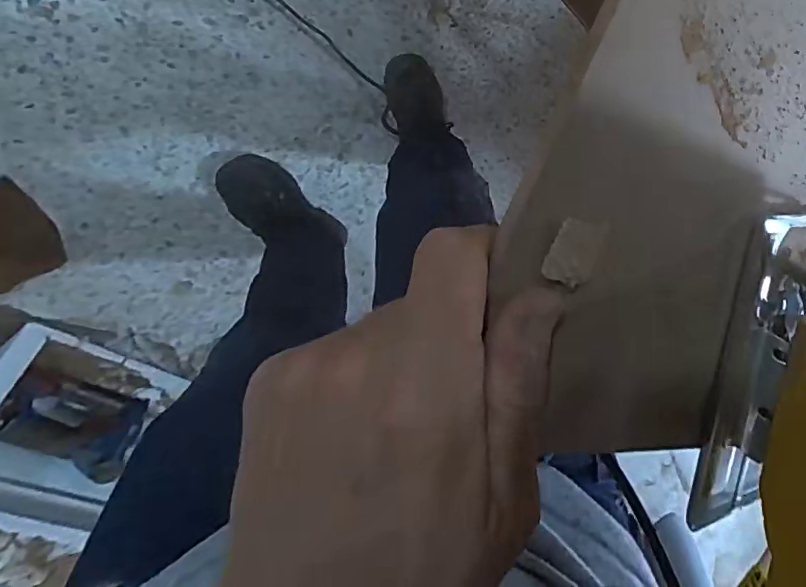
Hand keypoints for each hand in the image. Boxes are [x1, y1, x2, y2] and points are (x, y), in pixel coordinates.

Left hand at [221, 225, 565, 586]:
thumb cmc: (428, 570)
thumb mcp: (505, 491)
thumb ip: (520, 378)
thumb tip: (540, 289)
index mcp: (422, 378)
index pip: (449, 250)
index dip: (485, 252)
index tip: (504, 295)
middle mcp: (353, 355)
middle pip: (426, 294)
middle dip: (455, 327)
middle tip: (463, 399)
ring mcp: (300, 367)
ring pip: (387, 323)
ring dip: (408, 355)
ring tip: (403, 433)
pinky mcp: (265, 384)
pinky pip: (343, 347)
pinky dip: (363, 374)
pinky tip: (354, 441)